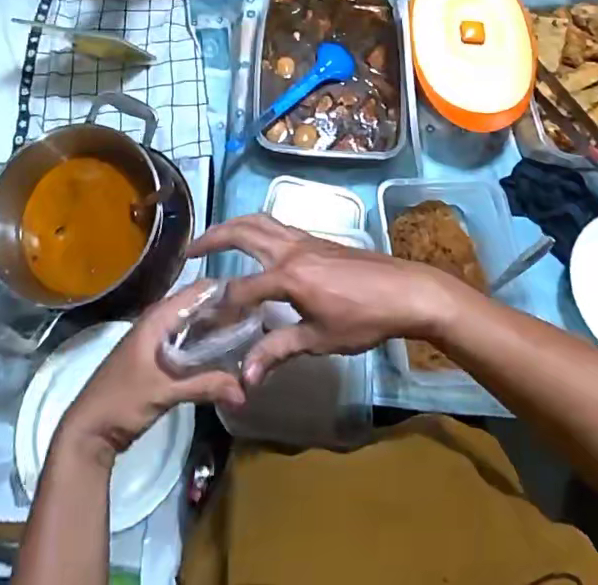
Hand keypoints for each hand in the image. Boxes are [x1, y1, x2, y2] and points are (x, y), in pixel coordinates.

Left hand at [58, 282, 245, 460]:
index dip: (226, 291)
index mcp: (157, 318)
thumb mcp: (164, 392)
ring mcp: (159, 341)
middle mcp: (159, 322)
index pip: (197, 291)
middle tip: (262, 321)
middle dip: (228, 312)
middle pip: (199, 308)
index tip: (257, 298)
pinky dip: (207, 349)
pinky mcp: (161, 361)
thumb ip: (204, 386)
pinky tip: (229, 359)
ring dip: (219, 332)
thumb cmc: (121, 401)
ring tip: (253, 337)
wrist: (90, 430)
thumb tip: (244, 389)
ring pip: (195, 327)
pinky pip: (190, 345)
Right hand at [185, 214, 458, 384]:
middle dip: (213, 237)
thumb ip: (278, 350)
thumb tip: (246, 376)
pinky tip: (254, 242)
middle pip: (242, 232)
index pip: (241, 288)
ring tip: (214, 237)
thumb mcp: (320, 339)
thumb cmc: (364, 319)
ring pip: (259, 221)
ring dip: (232, 225)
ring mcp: (303, 239)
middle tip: (190, 249)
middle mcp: (290, 249)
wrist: (407, 291)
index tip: (204, 316)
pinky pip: (275, 224)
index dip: (220, 304)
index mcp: (287, 275)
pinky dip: (254, 227)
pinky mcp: (315, 239)